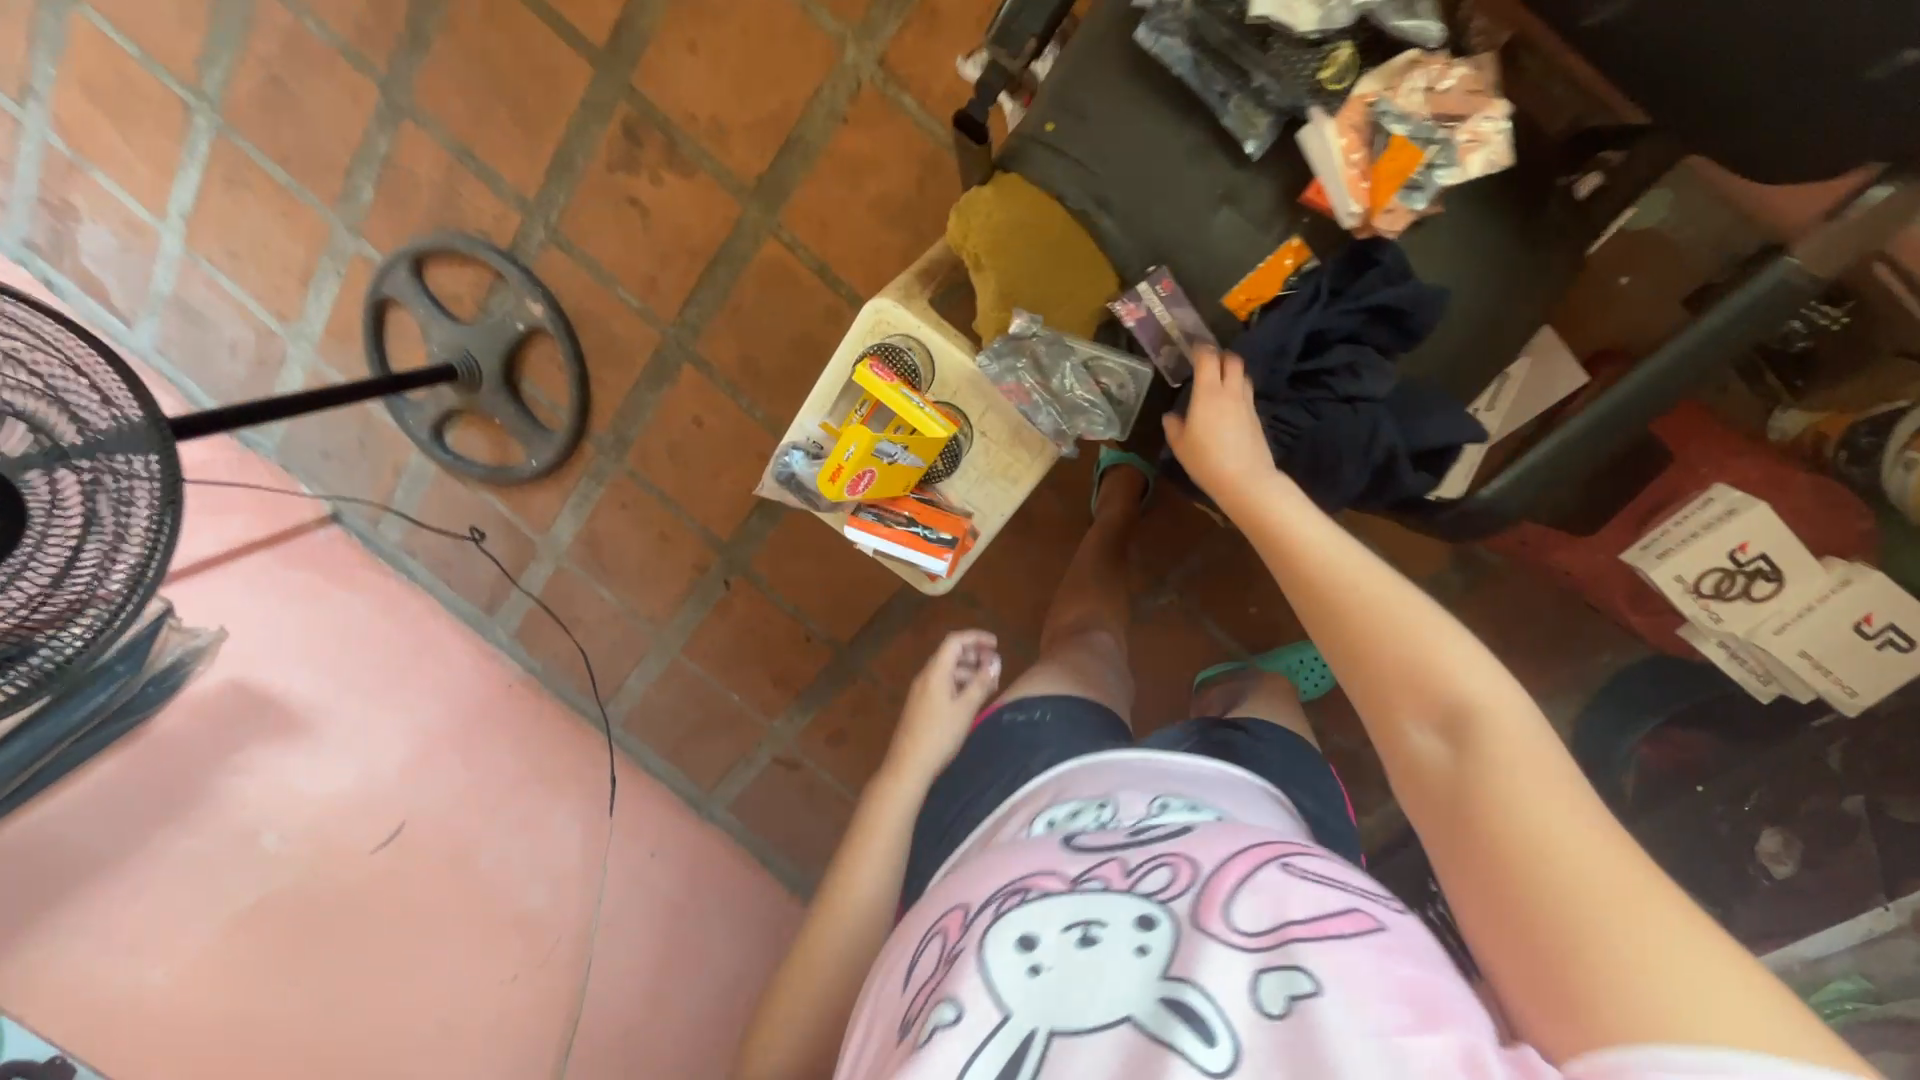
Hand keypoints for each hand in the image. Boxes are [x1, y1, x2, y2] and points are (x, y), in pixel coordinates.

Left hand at [884, 630, 1001, 783]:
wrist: (908, 765)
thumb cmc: (940, 735)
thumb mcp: (966, 709)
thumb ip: (981, 683)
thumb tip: (995, 662)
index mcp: (935, 672)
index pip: (955, 641)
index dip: (976, 638)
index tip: (996, 644)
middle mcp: (926, 677)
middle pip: (950, 654)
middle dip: (974, 655)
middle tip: (995, 667)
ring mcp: (921, 691)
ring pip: (947, 671)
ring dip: (968, 672)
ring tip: (989, 686)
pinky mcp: (921, 705)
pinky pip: (942, 685)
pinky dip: (959, 685)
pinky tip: (971, 699)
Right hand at [1162, 346, 1281, 511]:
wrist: (1246, 479)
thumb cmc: (1206, 461)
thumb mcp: (1180, 446)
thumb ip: (1174, 426)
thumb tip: (1171, 416)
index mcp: (1208, 394)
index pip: (1208, 358)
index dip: (1201, 349)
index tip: (1193, 348)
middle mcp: (1230, 392)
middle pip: (1233, 360)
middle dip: (1221, 356)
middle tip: (1208, 362)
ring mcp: (1247, 404)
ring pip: (1243, 376)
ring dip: (1232, 372)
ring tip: (1220, 382)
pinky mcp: (1257, 417)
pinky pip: (1247, 394)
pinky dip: (1238, 391)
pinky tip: (1229, 406)